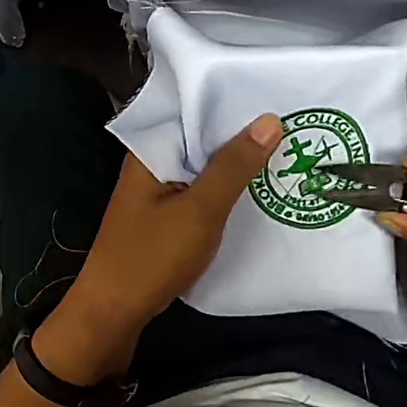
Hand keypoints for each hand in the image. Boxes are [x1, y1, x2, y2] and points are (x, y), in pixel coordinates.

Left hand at [33, 115, 282, 384]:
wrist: (113, 313)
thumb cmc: (151, 257)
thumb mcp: (200, 210)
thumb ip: (232, 166)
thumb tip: (269, 119)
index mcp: (149, 150)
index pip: (190, 109)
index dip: (229, 101)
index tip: (272, 93)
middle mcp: (150, 163)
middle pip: (198, 137)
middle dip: (238, 132)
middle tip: (292, 121)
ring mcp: (156, 191)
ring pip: (201, 166)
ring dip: (233, 163)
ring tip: (285, 148)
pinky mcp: (164, 216)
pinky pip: (199, 191)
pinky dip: (223, 189)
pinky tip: (256, 189)